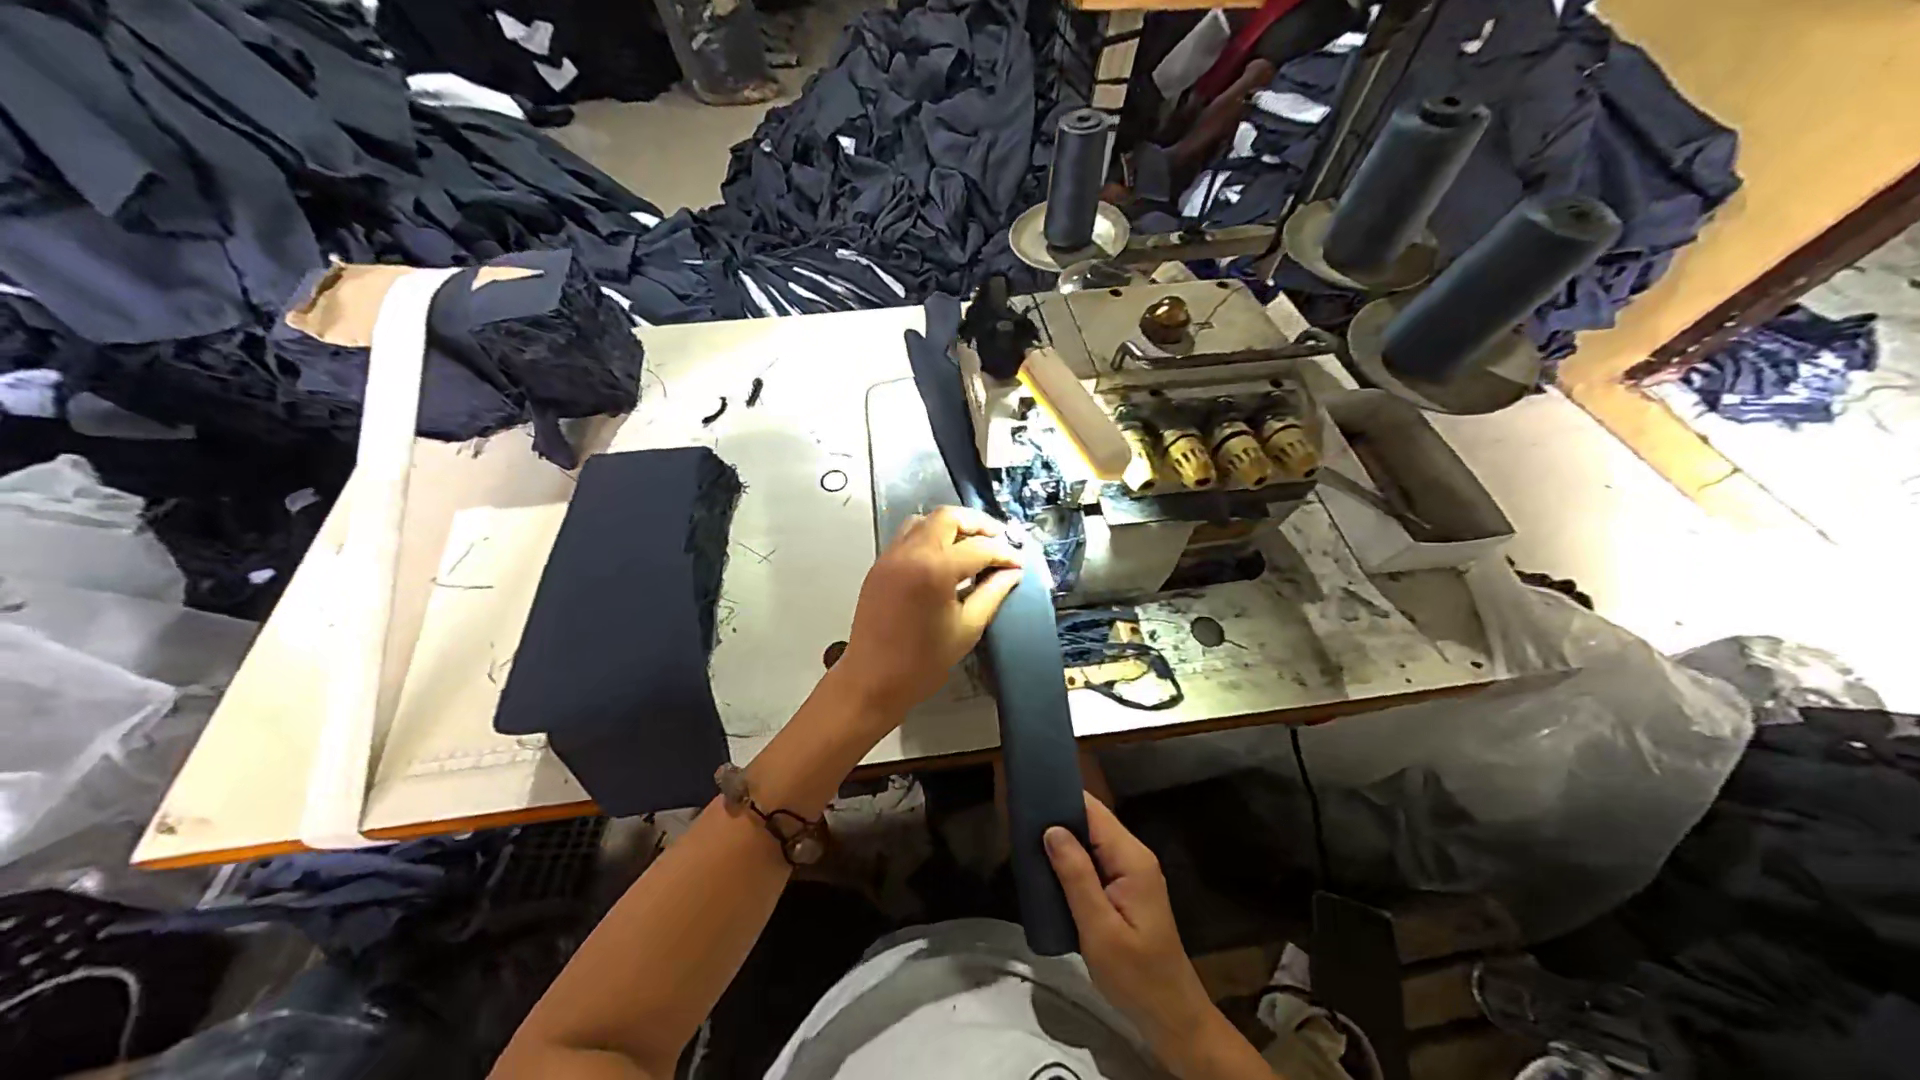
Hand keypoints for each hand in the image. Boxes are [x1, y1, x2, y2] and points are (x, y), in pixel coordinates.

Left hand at [836, 505, 1021, 717]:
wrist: (873, 680)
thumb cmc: (923, 662)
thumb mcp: (968, 627)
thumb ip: (992, 593)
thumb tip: (1011, 573)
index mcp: (935, 569)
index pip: (979, 547)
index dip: (1004, 553)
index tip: (1019, 562)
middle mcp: (910, 553)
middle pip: (948, 517)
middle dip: (978, 524)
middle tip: (999, 541)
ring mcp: (891, 556)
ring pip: (924, 520)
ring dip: (951, 526)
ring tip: (972, 545)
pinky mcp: (880, 565)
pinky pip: (908, 536)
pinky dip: (930, 536)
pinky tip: (945, 557)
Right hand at [1046, 793, 1217, 1064]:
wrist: (1170, 1016)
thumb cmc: (1136, 975)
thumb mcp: (1099, 929)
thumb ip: (1076, 876)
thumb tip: (1051, 830)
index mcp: (1131, 859)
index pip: (1093, 811)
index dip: (1062, 799)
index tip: (1029, 796)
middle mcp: (1133, 857)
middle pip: (1091, 822)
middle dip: (1057, 819)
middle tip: (1018, 823)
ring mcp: (1131, 873)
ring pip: (1090, 841)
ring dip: (1061, 841)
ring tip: (1025, 842)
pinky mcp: (1124, 889)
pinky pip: (1093, 861)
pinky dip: (1070, 861)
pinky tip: (1047, 869)